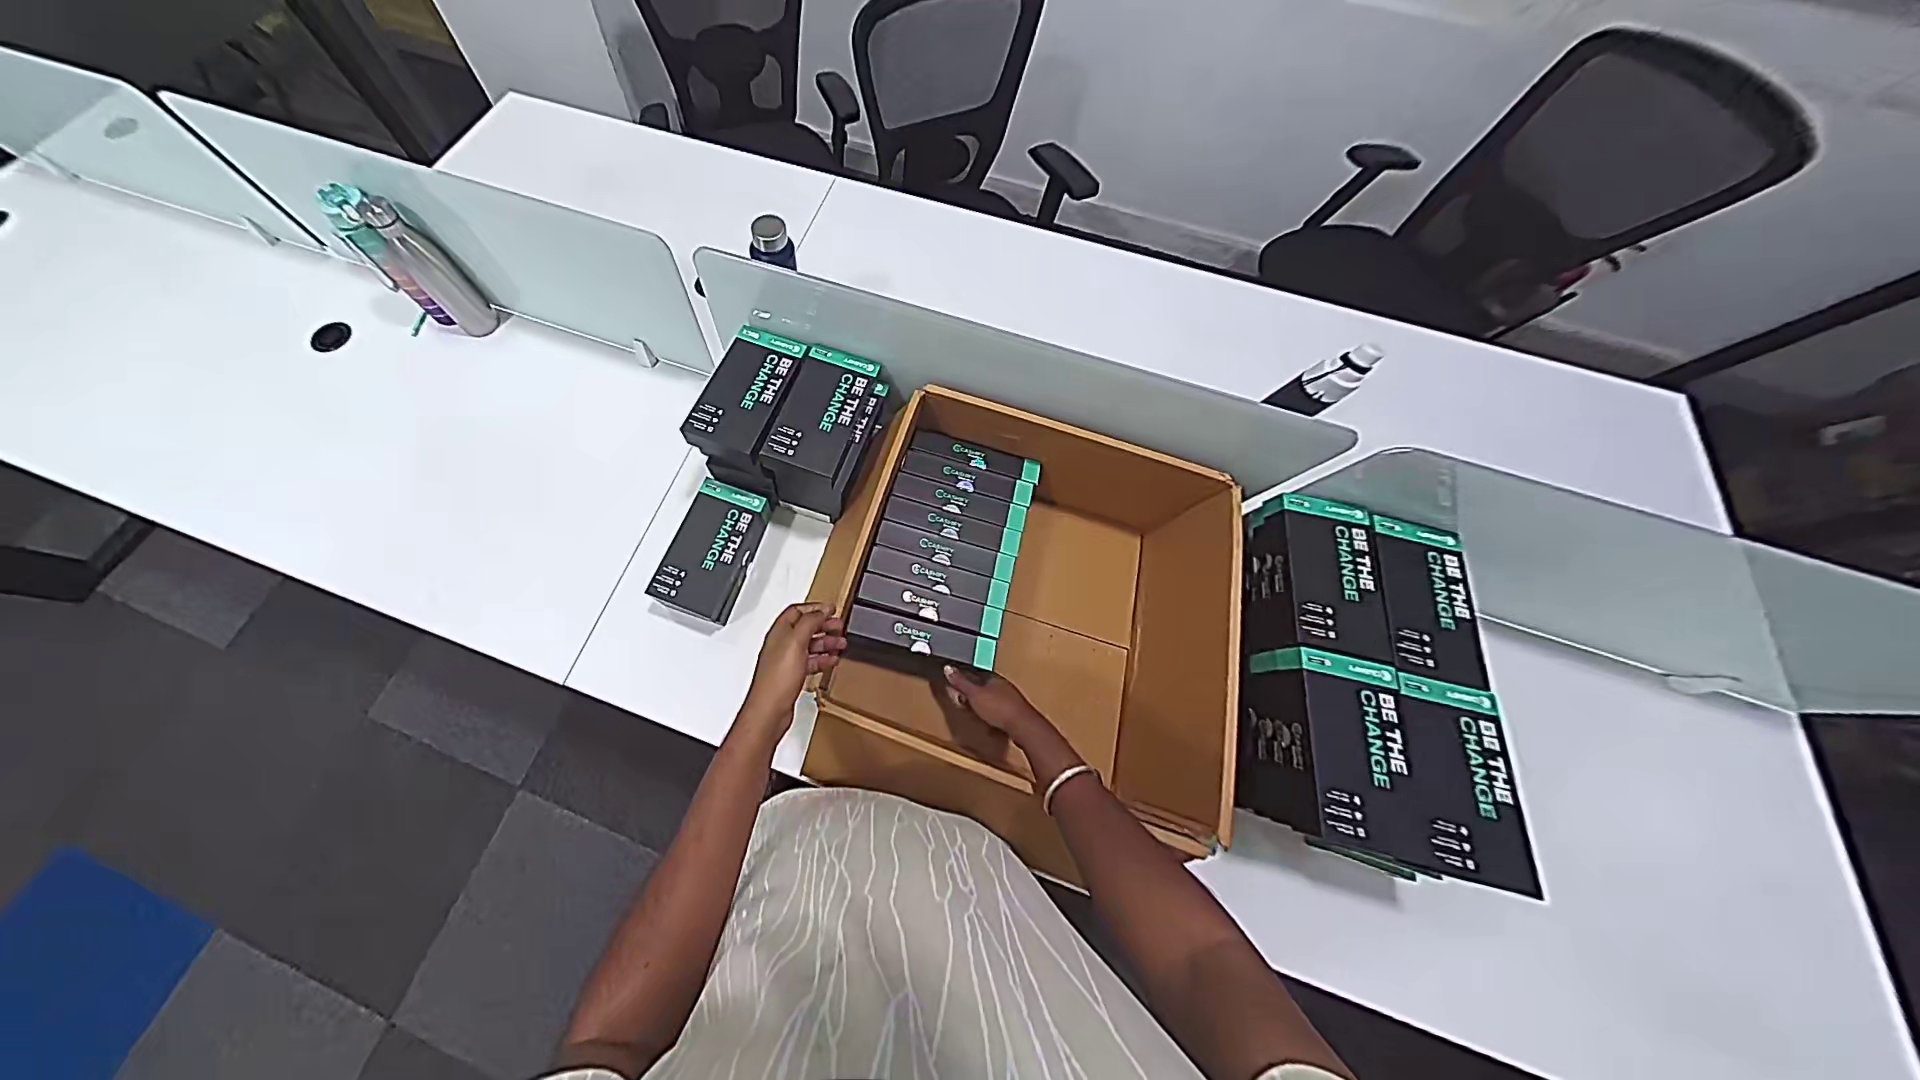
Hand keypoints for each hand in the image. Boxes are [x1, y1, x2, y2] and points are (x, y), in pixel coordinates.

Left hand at [739, 603, 845, 734]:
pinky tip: (830, 661)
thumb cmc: (777, 680)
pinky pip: (810, 662)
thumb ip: (810, 622)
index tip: (830, 609)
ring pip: (809, 646)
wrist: (770, 710)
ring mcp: (786, 661)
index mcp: (780, 633)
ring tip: (839, 644)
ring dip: (826, 643)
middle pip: (804, 628)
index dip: (814, 608)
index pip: (797, 611)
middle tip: (838, 627)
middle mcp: (781, 645)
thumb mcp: (797, 642)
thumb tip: (822, 609)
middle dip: (823, 626)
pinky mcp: (791, 676)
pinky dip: (822, 659)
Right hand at [943, 667, 1082, 782]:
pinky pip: (998, 711)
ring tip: (974, 713)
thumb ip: (961, 682)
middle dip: (971, 694)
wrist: (1022, 726)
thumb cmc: (999, 708)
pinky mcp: (1013, 713)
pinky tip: (988, 723)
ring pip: (990, 699)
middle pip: (982, 686)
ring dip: (981, 705)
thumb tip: (948, 668)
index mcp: (993, 677)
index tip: (954, 686)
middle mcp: (1002, 686)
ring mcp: (1010, 699)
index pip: (974, 673)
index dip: (963, 679)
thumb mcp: (974, 695)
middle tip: (962, 701)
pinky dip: (990, 715)